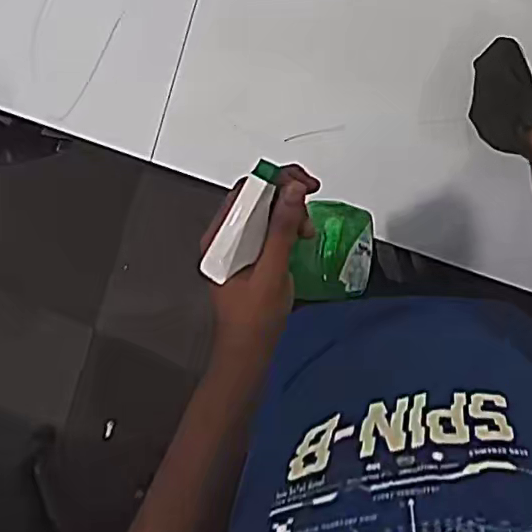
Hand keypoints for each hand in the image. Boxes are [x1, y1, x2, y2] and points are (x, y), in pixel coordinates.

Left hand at [199, 164, 318, 348]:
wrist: (248, 352)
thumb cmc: (254, 319)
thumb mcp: (271, 272)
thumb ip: (281, 230)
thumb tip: (293, 191)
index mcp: (220, 239)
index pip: (246, 191)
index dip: (277, 179)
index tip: (305, 183)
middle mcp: (225, 236)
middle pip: (257, 195)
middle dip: (288, 193)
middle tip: (311, 200)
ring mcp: (237, 243)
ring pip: (267, 208)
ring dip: (292, 210)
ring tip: (306, 230)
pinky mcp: (251, 251)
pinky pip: (270, 224)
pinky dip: (289, 223)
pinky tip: (300, 236)